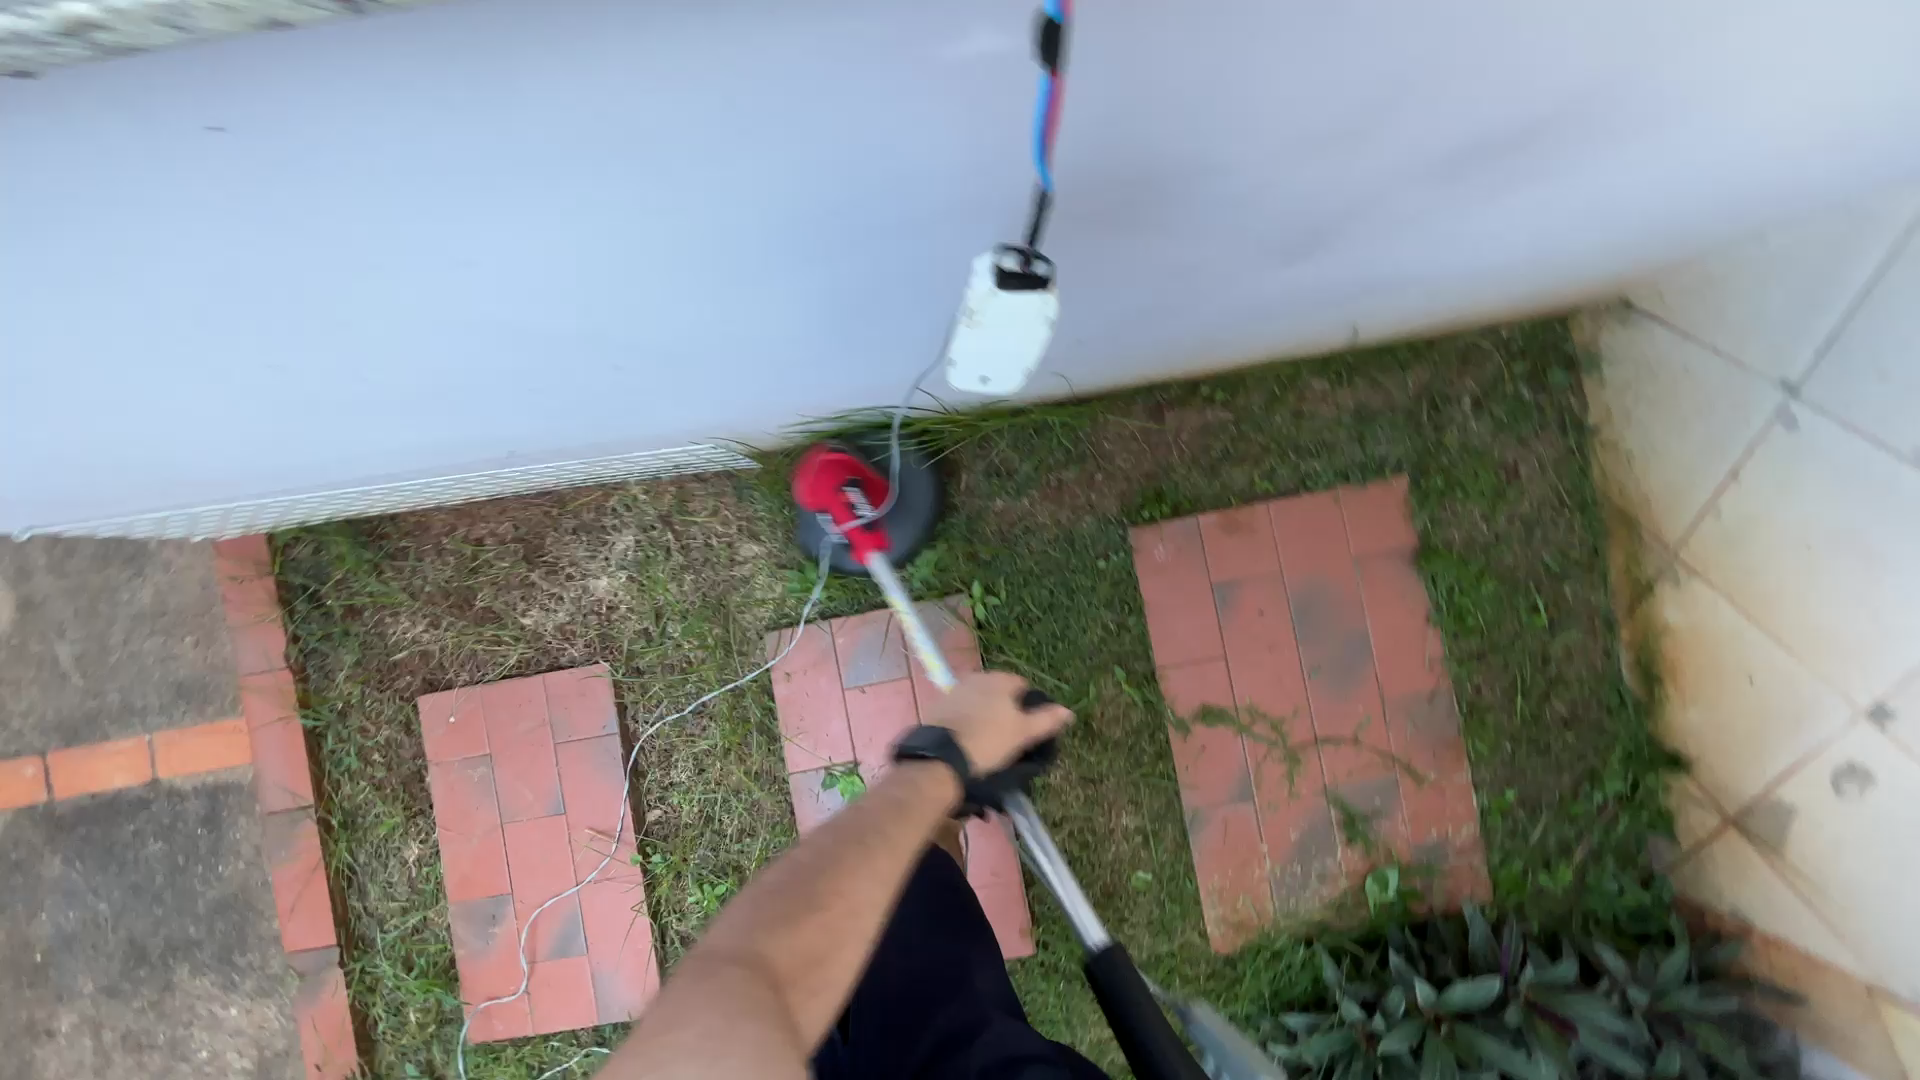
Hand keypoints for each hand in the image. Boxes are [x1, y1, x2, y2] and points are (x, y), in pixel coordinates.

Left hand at [920, 671, 1072, 774]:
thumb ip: (1047, 719)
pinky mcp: (939, 705)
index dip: (1028, 705)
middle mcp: (976, 677)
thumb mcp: (1023, 733)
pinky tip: (969, 738)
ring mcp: (955, 689)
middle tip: (1010, 734)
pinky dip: (968, 719)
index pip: (1022, 685)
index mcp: (999, 679)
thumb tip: (1068, 711)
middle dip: (1006, 707)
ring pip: (980, 699)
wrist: (942, 755)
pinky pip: (962, 709)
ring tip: (989, 739)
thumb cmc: (989, 741)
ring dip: (986, 713)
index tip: (1027, 727)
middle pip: (1000, 690)